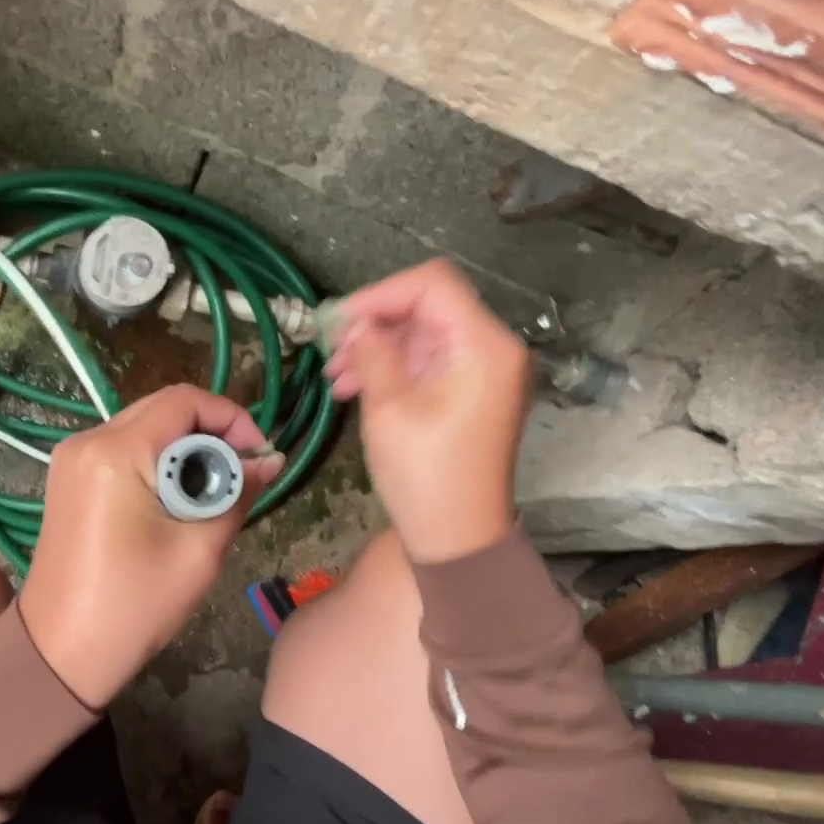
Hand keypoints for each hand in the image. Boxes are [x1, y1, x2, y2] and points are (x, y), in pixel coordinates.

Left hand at [19, 385, 284, 707]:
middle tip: (242, 473)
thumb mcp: (198, 551)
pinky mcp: (69, 477)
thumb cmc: (133, 606)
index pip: (185, 400)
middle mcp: (87, 440)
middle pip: (162, 408)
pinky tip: (178, 497)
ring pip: (144, 427)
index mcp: (116, 452)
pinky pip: (123, 448)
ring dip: (185, 447)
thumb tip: (269, 459)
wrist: (60, 651)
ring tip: (214, 490)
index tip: (257, 455)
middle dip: (210, 432)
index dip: (231, 416)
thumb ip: (236, 493)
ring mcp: (71, 458)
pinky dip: (157, 460)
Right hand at [323, 259, 532, 562]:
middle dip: (374, 324)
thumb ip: (373, 352)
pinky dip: (392, 367)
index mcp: (483, 346)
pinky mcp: (471, 392)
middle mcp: (492, 349)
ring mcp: (484, 372)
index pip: (431, 285)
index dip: (378, 295)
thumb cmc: (424, 476)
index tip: (336, 322)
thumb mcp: (388, 408)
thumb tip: (356, 322)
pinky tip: (354, 388)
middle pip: (427, 307)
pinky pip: (428, 362)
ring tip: (335, 377)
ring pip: (422, 334)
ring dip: (376, 347)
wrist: (457, 538)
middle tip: (330, 353)